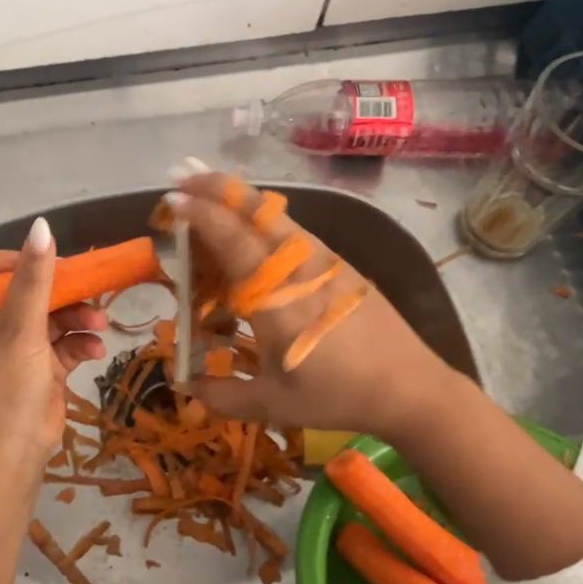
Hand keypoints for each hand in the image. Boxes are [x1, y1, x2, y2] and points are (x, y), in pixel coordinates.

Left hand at [0, 218, 108, 473]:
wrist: (13, 455)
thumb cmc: (7, 388)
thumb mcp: (22, 329)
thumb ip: (34, 278)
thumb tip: (42, 226)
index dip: (17, 259)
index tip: (50, 263)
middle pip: (28, 290)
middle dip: (61, 291)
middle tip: (90, 287)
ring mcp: (18, 349)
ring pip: (52, 317)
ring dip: (77, 317)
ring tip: (100, 323)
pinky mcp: (41, 369)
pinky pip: (63, 344)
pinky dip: (80, 344)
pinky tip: (95, 352)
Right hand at [169, 172, 468, 440]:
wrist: (410, 387)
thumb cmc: (337, 396)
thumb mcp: (273, 405)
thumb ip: (223, 395)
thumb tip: (185, 385)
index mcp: (275, 299)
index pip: (233, 241)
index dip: (201, 216)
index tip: (172, 201)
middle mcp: (298, 268)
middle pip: (255, 211)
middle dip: (216, 189)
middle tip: (183, 178)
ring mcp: (322, 261)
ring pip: (276, 215)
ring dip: (239, 199)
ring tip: (209, 194)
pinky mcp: (338, 265)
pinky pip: (292, 231)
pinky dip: (262, 219)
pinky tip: (251, 229)